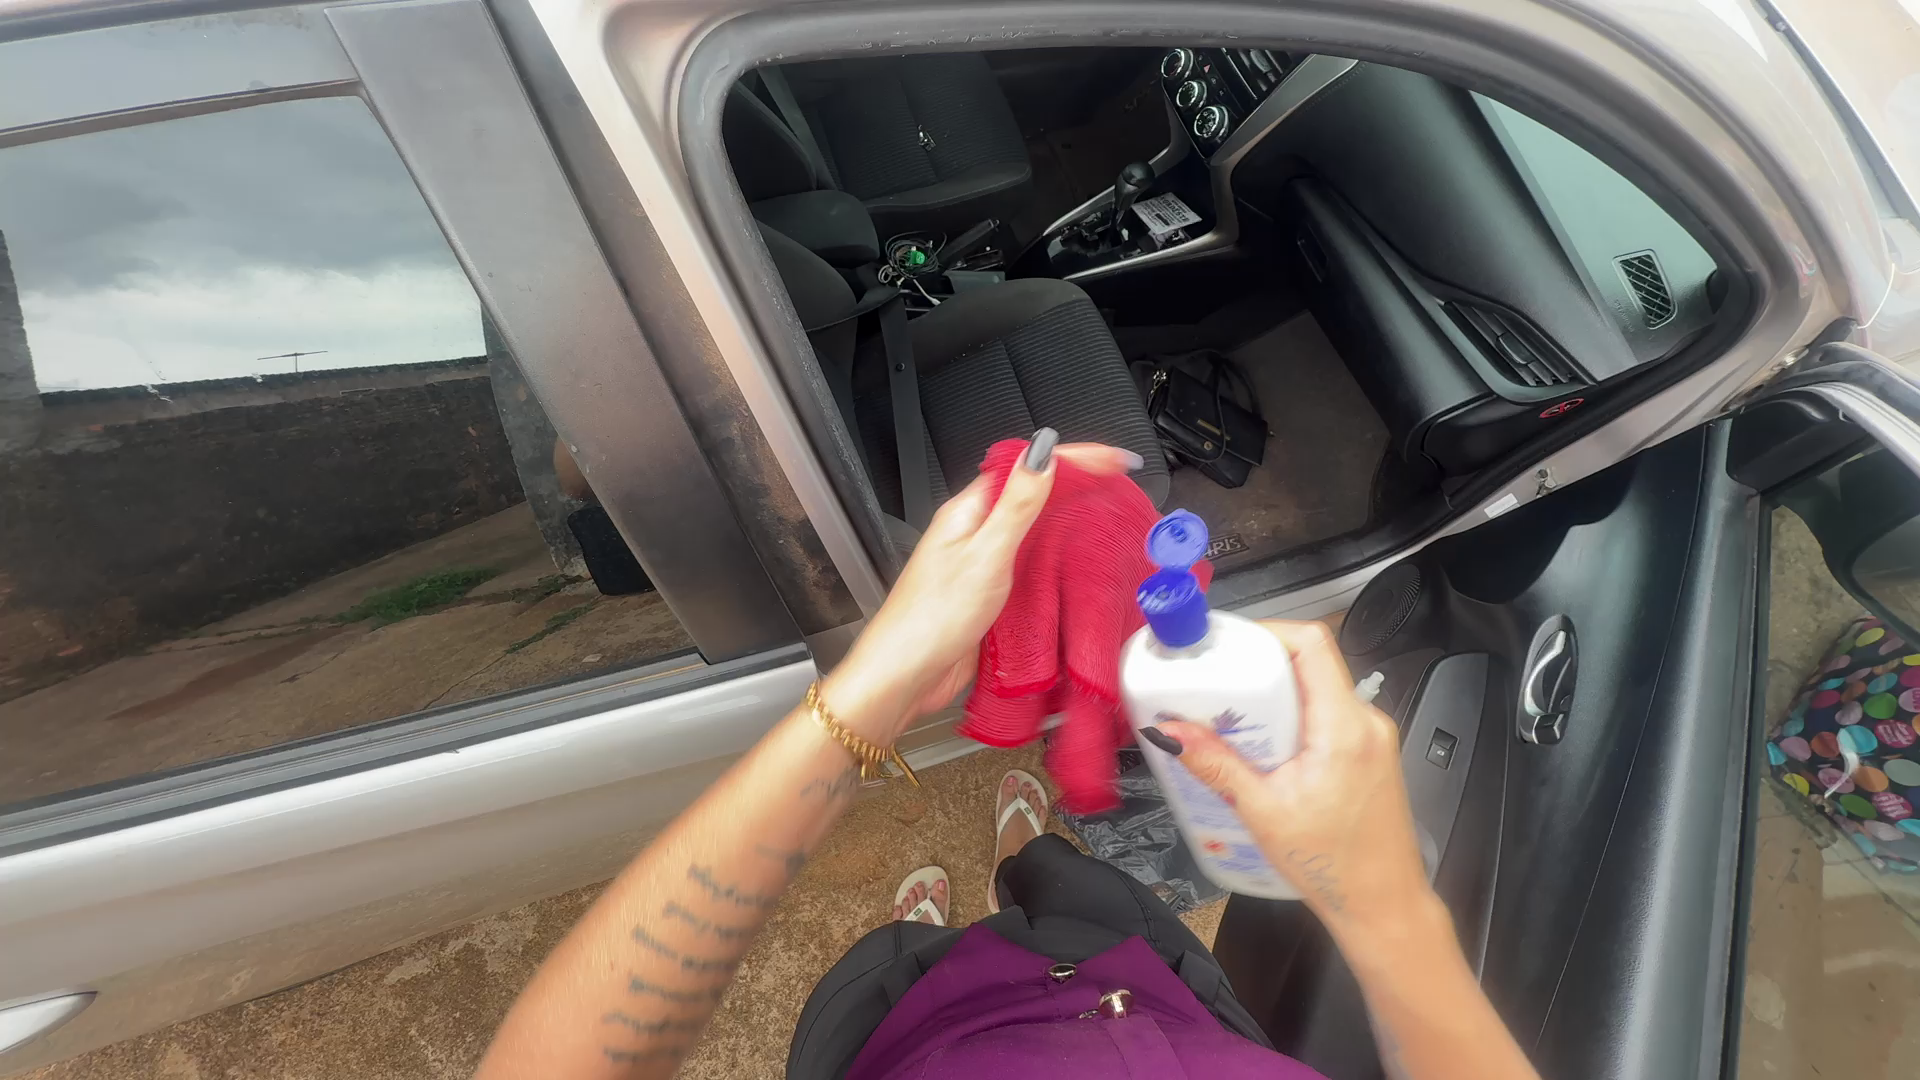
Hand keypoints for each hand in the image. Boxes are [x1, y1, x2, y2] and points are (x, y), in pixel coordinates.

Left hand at [820, 430, 1142, 740]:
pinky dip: (1056, 562)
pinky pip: (1030, 568)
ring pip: (1033, 532)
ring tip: (1107, 518)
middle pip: (1031, 495)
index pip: (1025, 468)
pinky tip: (1077, 567)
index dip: (1073, 458)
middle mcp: (975, 532)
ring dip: (1068, 523)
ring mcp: (983, 563)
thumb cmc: (931, 618)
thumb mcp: (983, 554)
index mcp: (969, 511)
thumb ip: (1016, 505)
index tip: (1113, 460)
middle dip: (1075, 486)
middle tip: (1117, 486)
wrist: (906, 677)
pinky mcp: (991, 595)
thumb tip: (1042, 452)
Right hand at [1151, 620, 1432, 938]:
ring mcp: (1369, 735)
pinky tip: (1260, 743)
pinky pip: (1322, 710)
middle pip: (1307, 662)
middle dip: (1256, 666)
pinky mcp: (1365, 749)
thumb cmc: (1334, 866)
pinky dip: (1288, 714)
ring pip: (1314, 686)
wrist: (1384, 909)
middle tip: (1216, 685)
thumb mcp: (1262, 811)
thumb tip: (1169, 732)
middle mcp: (1364, 721)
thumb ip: (1215, 764)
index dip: (1267, 631)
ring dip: (1271, 693)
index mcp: (1344, 727)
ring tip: (1231, 716)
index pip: (1312, 644)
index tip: (1228, 645)